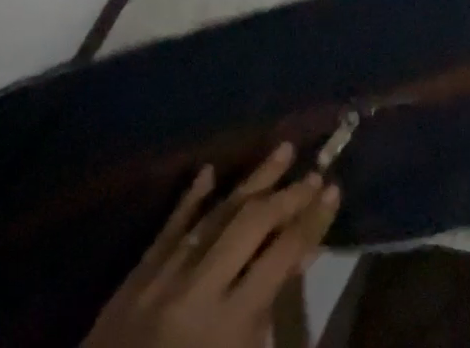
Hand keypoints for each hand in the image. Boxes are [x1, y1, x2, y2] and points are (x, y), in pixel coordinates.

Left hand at [82, 142, 340, 347]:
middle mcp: (197, 289)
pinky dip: (190, 200)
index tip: (334, 191)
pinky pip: (168, 229)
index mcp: (230, 319)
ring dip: (252, 181)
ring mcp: (162, 278)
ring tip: (282, 150)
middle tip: (314, 174)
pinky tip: (208, 172)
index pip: (282, 254)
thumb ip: (269, 310)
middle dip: (287, 196)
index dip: (312, 220)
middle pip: (250, 225)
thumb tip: (299, 257)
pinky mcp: (134, 278)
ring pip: (215, 216)